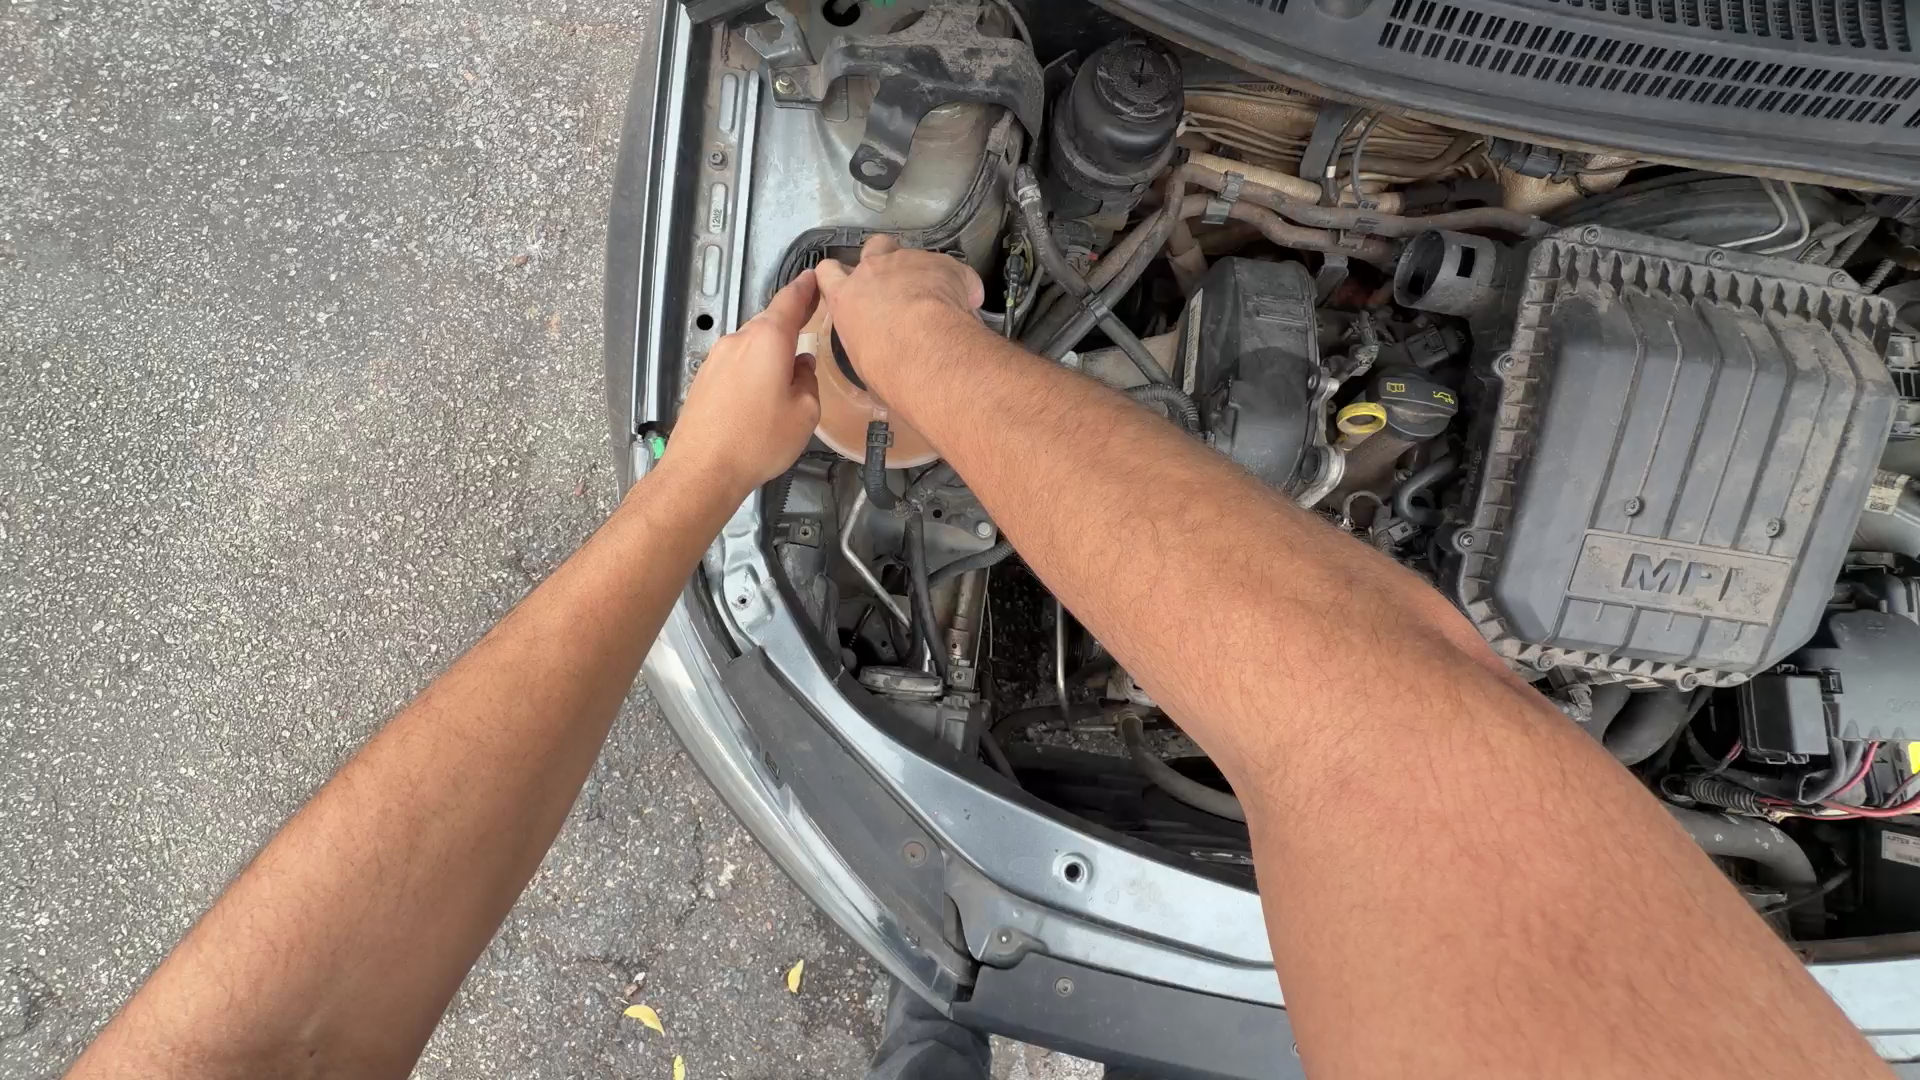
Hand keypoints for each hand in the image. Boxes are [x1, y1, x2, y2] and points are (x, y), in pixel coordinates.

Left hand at [666, 270, 821, 498]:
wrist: (704, 469)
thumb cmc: (757, 441)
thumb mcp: (805, 413)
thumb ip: (809, 382)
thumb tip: (802, 368)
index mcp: (768, 340)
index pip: (789, 301)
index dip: (804, 289)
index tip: (812, 278)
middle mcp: (738, 341)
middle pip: (769, 324)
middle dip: (790, 327)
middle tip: (809, 331)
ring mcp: (717, 359)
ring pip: (752, 346)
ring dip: (771, 355)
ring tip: (788, 379)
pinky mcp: (704, 379)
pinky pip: (736, 365)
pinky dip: (753, 372)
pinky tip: (762, 397)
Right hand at [813, 234, 986, 400]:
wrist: (922, 348)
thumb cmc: (884, 366)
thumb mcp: (863, 361)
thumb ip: (865, 345)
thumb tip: (879, 360)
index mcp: (846, 298)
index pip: (828, 274)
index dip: (839, 277)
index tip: (851, 287)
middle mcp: (873, 270)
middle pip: (874, 248)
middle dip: (884, 260)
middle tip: (898, 285)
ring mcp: (908, 261)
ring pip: (911, 252)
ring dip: (920, 268)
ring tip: (936, 294)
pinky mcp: (943, 263)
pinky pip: (951, 268)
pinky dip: (958, 282)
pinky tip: (967, 301)